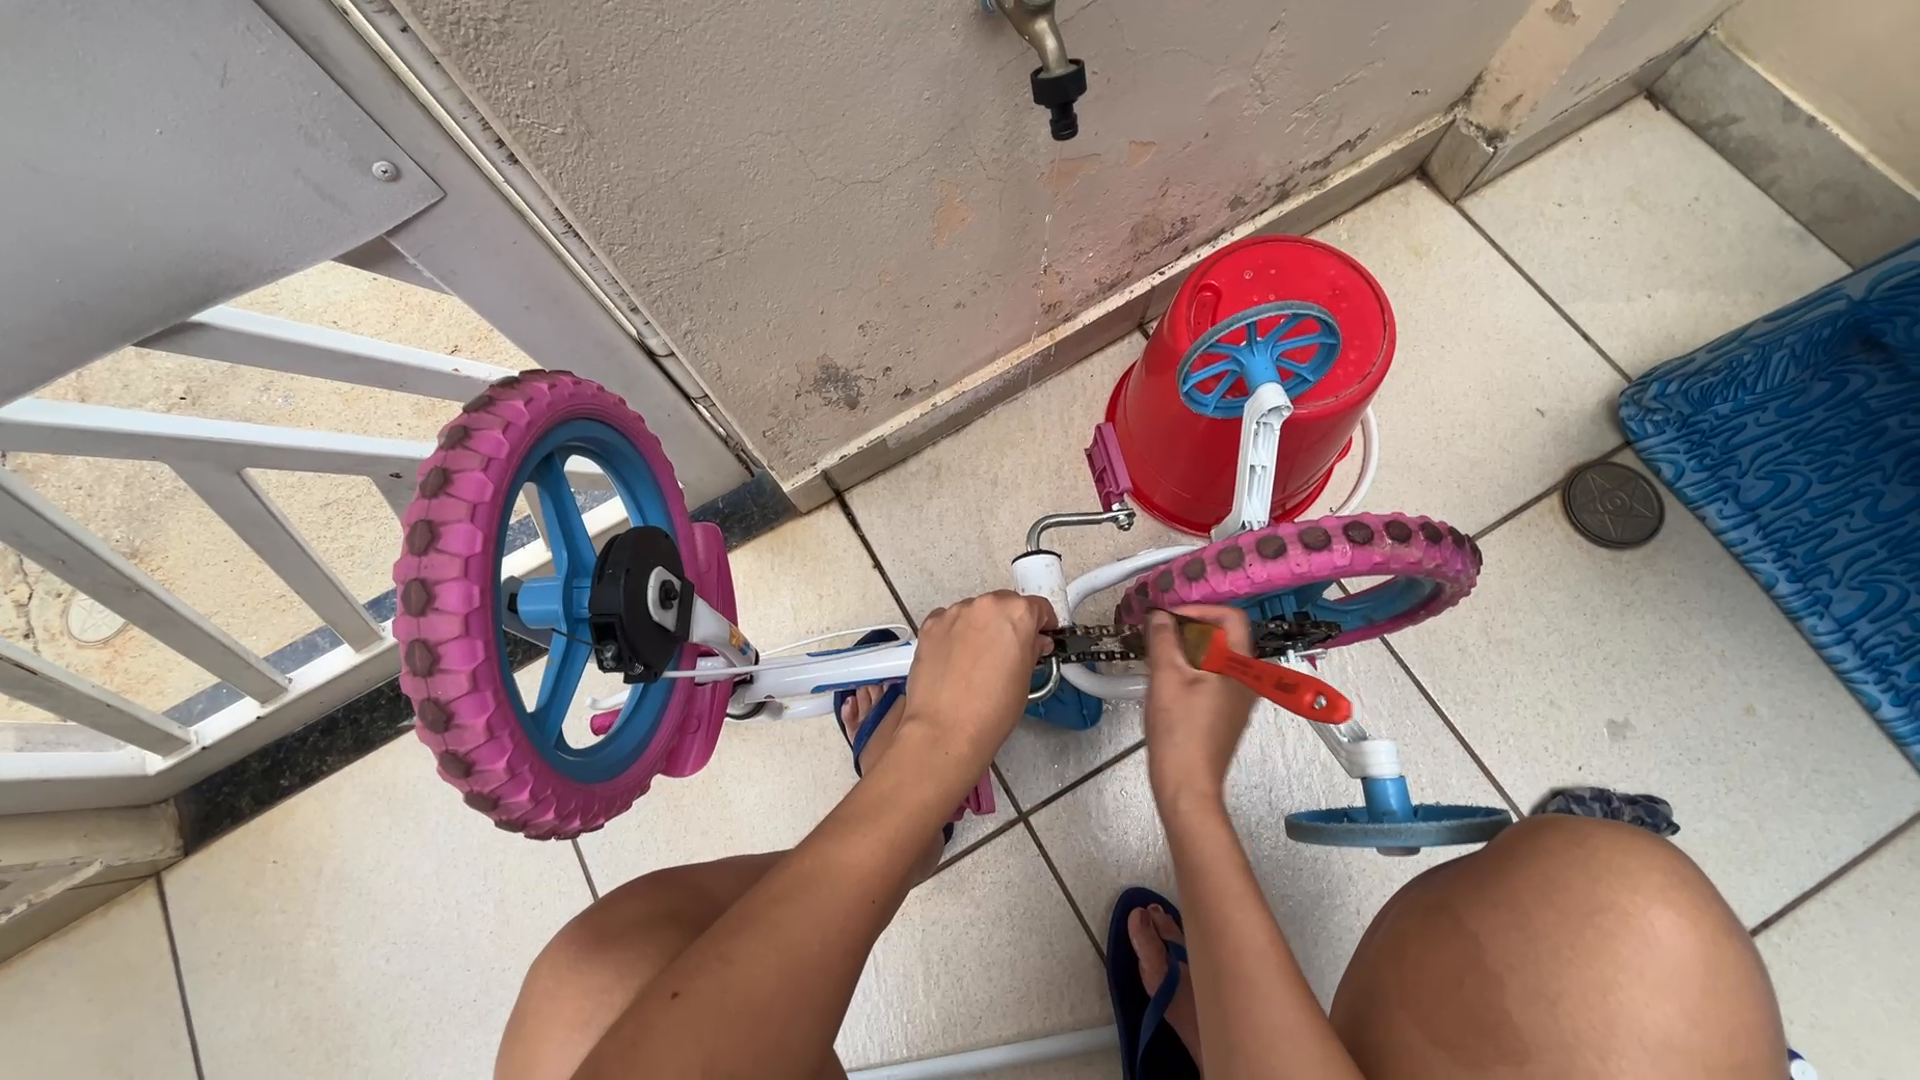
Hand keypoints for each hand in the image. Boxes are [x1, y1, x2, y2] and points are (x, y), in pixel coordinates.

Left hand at [885, 591, 1056, 788]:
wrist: (945, 728)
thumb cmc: (987, 711)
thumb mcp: (1025, 679)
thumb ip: (1031, 650)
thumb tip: (1032, 643)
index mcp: (1016, 614)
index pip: (1037, 607)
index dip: (1042, 623)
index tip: (1040, 633)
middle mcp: (985, 606)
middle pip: (1004, 604)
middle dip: (1009, 624)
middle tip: (1010, 650)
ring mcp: (954, 614)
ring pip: (975, 612)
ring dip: (980, 628)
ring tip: (979, 661)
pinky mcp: (930, 626)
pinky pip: (949, 622)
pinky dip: (955, 634)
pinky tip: (958, 660)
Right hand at [1143, 605, 1256, 811]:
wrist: (1187, 784)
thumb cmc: (1179, 730)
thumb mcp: (1166, 676)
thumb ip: (1162, 639)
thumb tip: (1159, 615)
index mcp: (1241, 665)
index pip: (1231, 617)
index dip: (1198, 609)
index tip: (1168, 616)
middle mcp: (1247, 679)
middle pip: (1223, 636)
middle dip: (1188, 628)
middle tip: (1156, 633)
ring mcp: (1238, 699)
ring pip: (1214, 658)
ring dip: (1186, 649)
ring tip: (1156, 655)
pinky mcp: (1224, 714)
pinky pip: (1211, 678)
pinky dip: (1189, 669)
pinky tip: (1164, 680)